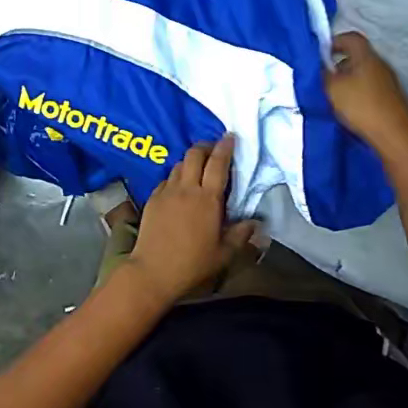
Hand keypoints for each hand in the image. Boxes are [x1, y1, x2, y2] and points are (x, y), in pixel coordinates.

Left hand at [122, 135, 259, 304]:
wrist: (153, 270)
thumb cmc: (193, 263)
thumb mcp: (224, 253)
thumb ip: (241, 234)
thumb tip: (255, 222)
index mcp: (207, 199)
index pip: (218, 164)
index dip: (225, 147)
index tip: (230, 137)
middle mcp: (186, 189)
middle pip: (194, 154)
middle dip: (205, 146)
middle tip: (213, 149)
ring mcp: (166, 192)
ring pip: (179, 165)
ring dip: (190, 161)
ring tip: (198, 167)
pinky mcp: (152, 199)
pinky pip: (166, 179)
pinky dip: (176, 177)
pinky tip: (179, 187)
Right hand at [324, 31, 407, 152]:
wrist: (395, 135)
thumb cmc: (361, 106)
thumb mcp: (332, 88)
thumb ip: (322, 74)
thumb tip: (321, 67)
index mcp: (367, 57)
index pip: (351, 37)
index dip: (334, 42)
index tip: (320, 56)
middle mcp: (380, 65)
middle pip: (356, 56)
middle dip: (337, 65)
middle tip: (323, 79)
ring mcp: (388, 82)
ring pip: (361, 73)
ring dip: (346, 81)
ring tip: (333, 97)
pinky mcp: (391, 98)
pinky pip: (368, 88)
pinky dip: (356, 93)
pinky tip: (348, 109)